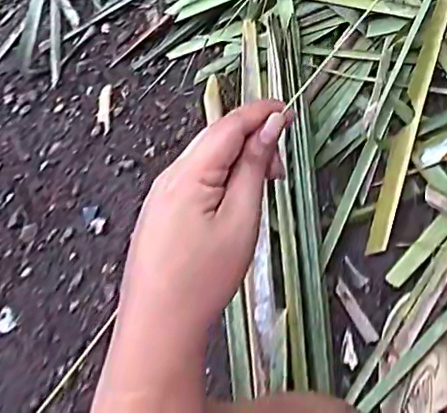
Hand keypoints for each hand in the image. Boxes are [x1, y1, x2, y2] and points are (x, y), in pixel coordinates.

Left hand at [117, 101, 288, 341]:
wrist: (157, 334)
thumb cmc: (200, 282)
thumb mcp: (242, 218)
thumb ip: (255, 165)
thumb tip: (270, 126)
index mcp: (187, 176)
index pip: (230, 123)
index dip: (262, 112)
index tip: (288, 112)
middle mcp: (168, 179)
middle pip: (219, 136)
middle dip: (255, 138)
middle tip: (279, 167)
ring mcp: (161, 195)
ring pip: (209, 155)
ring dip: (242, 158)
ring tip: (263, 186)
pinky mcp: (161, 211)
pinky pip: (197, 175)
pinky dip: (225, 174)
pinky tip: (239, 198)